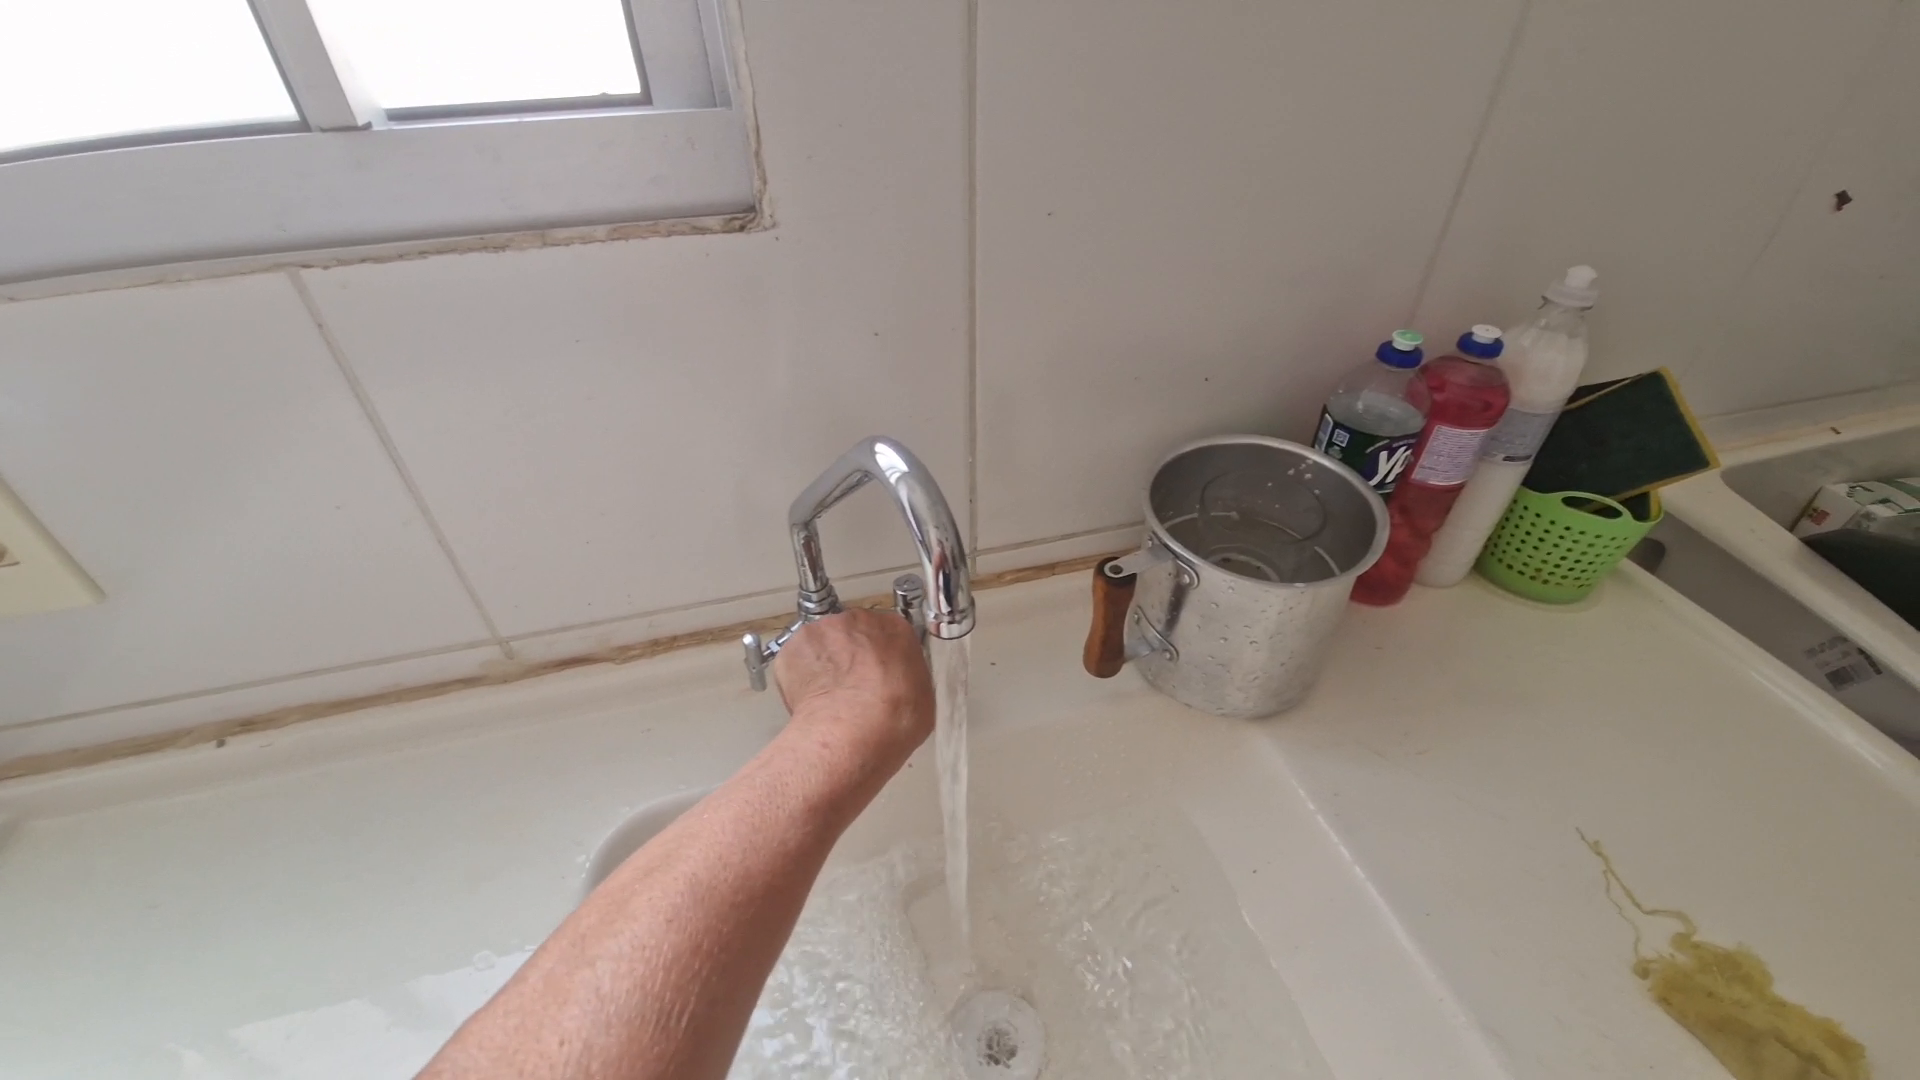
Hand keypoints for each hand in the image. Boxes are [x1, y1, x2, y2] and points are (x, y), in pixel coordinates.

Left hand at [772, 609, 933, 764]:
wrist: (853, 729)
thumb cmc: (890, 717)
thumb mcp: (922, 696)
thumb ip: (907, 676)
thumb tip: (900, 684)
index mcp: (895, 628)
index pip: (887, 632)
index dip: (880, 654)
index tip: (877, 670)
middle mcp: (858, 621)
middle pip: (851, 632)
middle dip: (849, 654)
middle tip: (852, 685)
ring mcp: (823, 631)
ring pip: (821, 643)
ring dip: (823, 662)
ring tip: (829, 695)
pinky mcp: (794, 647)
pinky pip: (795, 658)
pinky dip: (799, 674)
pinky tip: (810, 699)